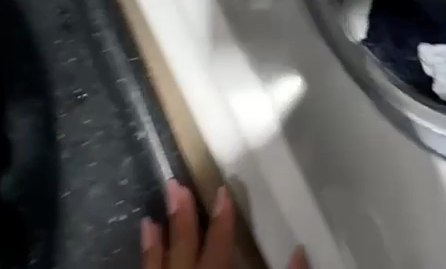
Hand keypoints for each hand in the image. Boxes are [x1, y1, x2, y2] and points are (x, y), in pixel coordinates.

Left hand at [141, 180, 307, 268]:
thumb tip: (300, 252)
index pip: (217, 246)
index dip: (221, 218)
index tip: (221, 190)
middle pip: (183, 250)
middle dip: (180, 219)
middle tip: (173, 185)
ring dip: (153, 245)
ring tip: (149, 218)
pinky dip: (145, 264)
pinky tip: (145, 250)